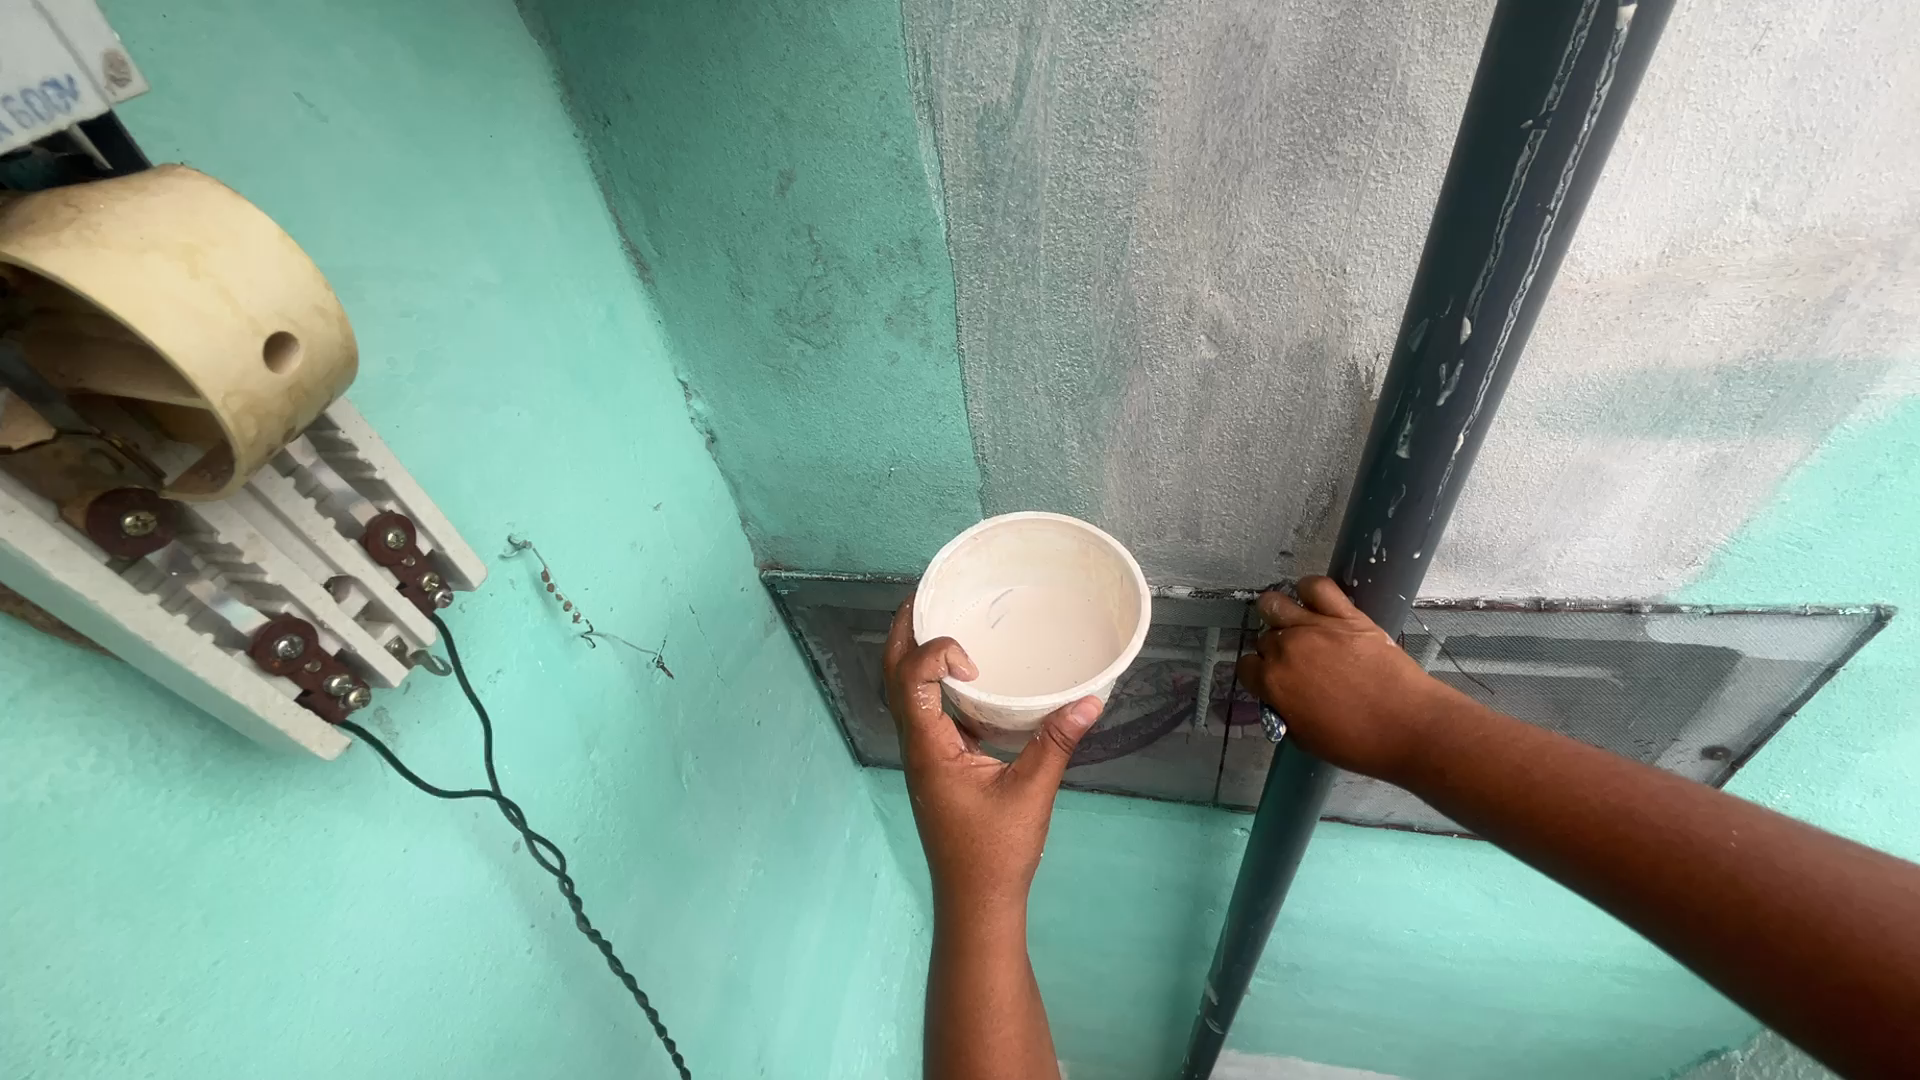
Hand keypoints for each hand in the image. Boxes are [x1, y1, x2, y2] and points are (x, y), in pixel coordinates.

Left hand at [884, 599, 1102, 914]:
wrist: (975, 901)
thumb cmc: (997, 852)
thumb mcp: (1032, 793)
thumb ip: (1057, 742)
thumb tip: (1092, 698)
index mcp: (928, 748)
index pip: (910, 682)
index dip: (933, 655)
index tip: (974, 661)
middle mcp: (916, 745)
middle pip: (891, 679)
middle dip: (902, 635)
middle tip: (923, 597)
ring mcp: (923, 755)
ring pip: (902, 694)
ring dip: (911, 656)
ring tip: (936, 622)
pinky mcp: (936, 763)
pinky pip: (923, 710)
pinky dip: (931, 682)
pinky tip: (963, 676)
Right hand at [1235, 575, 1469, 782]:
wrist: (1409, 726)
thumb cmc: (1357, 743)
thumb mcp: (1304, 738)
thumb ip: (1282, 711)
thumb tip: (1279, 699)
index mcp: (1272, 681)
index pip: (1246, 667)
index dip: (1258, 675)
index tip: (1273, 682)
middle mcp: (1285, 648)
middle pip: (1263, 638)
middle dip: (1273, 650)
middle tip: (1296, 663)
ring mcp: (1314, 627)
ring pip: (1274, 604)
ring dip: (1278, 615)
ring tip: (1295, 625)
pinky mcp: (1345, 616)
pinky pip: (1317, 587)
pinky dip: (1309, 590)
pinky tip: (1314, 603)